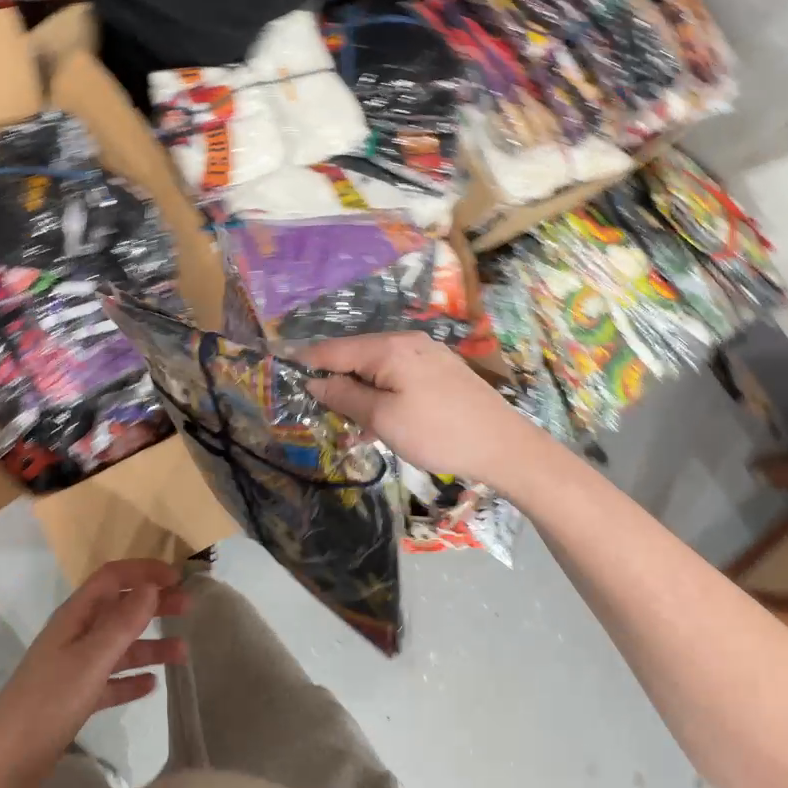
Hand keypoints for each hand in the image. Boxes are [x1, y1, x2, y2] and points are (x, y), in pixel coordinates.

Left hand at [0, 560, 187, 787]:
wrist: (9, 755)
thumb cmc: (50, 699)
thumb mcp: (90, 658)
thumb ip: (121, 623)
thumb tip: (151, 585)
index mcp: (75, 615)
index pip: (112, 577)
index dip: (143, 571)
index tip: (177, 577)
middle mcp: (76, 634)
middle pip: (119, 609)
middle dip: (152, 604)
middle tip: (188, 608)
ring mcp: (74, 666)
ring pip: (118, 646)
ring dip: (149, 645)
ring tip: (182, 654)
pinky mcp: (76, 696)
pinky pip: (110, 679)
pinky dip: (131, 678)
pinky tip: (152, 685)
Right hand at [301, 332, 557, 492]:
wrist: (505, 446)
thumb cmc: (438, 433)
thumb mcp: (383, 420)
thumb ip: (345, 398)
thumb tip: (314, 383)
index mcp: (388, 348)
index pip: (333, 350)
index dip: (306, 361)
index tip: (281, 369)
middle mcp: (406, 341)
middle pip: (355, 356)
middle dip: (337, 381)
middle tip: (325, 413)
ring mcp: (427, 353)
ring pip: (377, 367)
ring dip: (361, 392)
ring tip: (357, 425)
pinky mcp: (441, 369)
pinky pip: (398, 374)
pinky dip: (383, 393)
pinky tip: (384, 420)